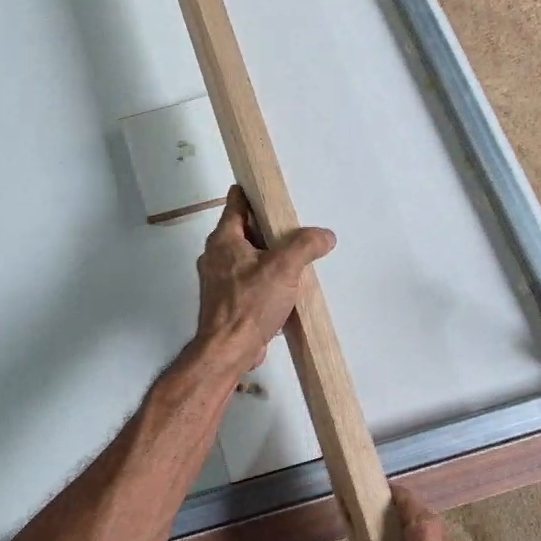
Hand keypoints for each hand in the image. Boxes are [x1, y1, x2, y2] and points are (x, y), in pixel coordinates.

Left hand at [188, 186, 335, 372]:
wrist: (227, 350)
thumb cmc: (250, 303)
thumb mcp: (284, 268)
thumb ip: (305, 245)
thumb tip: (325, 235)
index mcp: (223, 239)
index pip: (236, 202)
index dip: (253, 192)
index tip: (272, 191)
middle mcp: (215, 255)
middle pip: (243, 229)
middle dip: (267, 227)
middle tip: (294, 228)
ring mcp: (217, 279)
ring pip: (245, 256)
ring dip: (266, 256)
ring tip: (294, 259)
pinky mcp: (224, 300)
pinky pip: (245, 279)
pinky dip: (262, 278)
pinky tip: (283, 288)